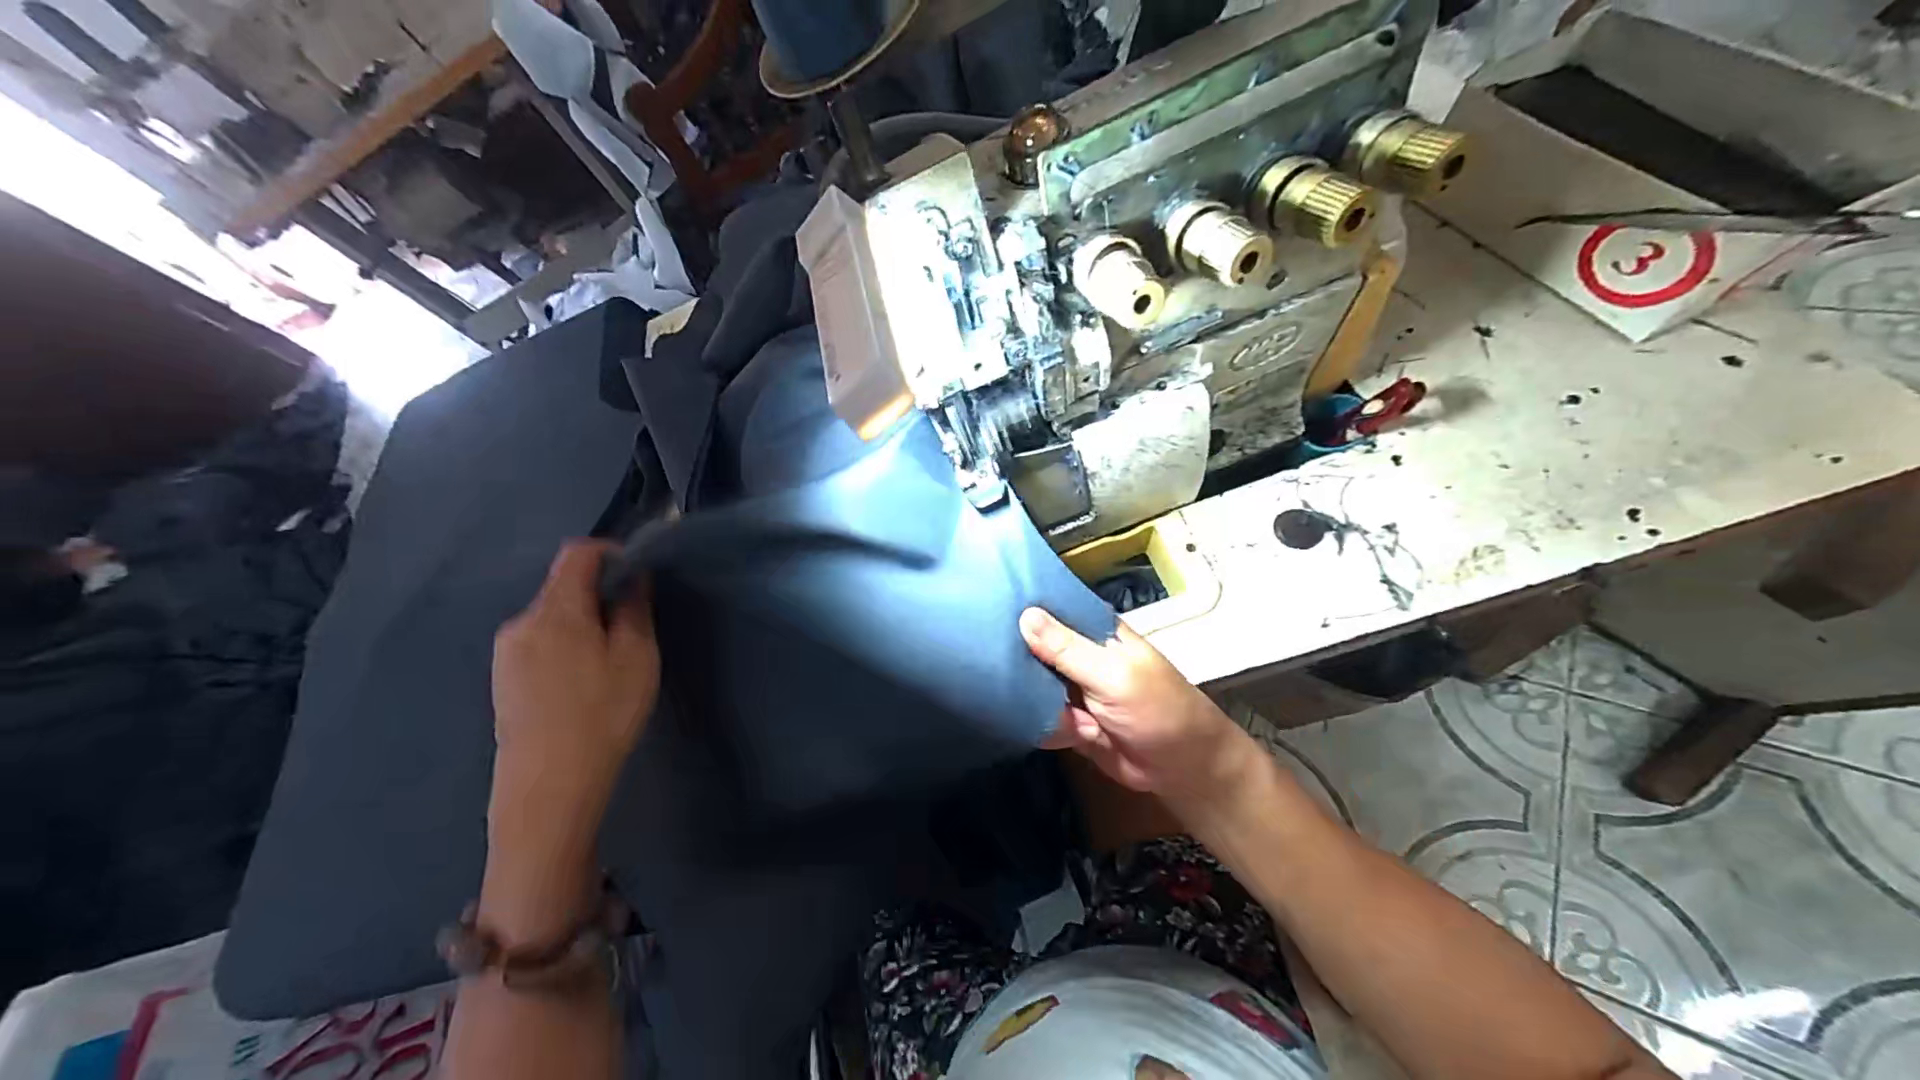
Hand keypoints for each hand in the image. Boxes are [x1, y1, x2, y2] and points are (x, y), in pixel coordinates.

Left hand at [490, 540, 658, 842]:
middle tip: (631, 626)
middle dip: (599, 594)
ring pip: (552, 617)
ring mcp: (506, 652)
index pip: (576, 553)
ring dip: (582, 622)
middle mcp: (522, 621)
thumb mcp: (637, 658)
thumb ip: (634, 609)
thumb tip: (632, 578)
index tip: (637, 573)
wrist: (547, 786)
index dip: (610, 552)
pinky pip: (538, 642)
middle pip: (563, 586)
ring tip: (608, 660)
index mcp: (555, 610)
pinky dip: (565, 644)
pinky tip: (581, 682)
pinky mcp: (501, 678)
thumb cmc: (602, 714)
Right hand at [1020, 607, 1260, 816]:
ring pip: (1032, 687)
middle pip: (1032, 648)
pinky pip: (1041, 719)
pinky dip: (1049, 728)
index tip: (987, 608)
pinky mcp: (1068, 721)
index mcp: (1094, 632)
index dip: (1022, 608)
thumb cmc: (1158, 709)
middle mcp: (1079, 655)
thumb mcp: (1113, 674)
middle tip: (998, 668)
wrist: (1182, 769)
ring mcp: (1072, 689)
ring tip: (1070, 717)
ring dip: (1038, 703)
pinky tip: (1074, 733)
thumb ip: (1068, 649)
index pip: (1051, 609)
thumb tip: (1025, 614)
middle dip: (1019, 661)